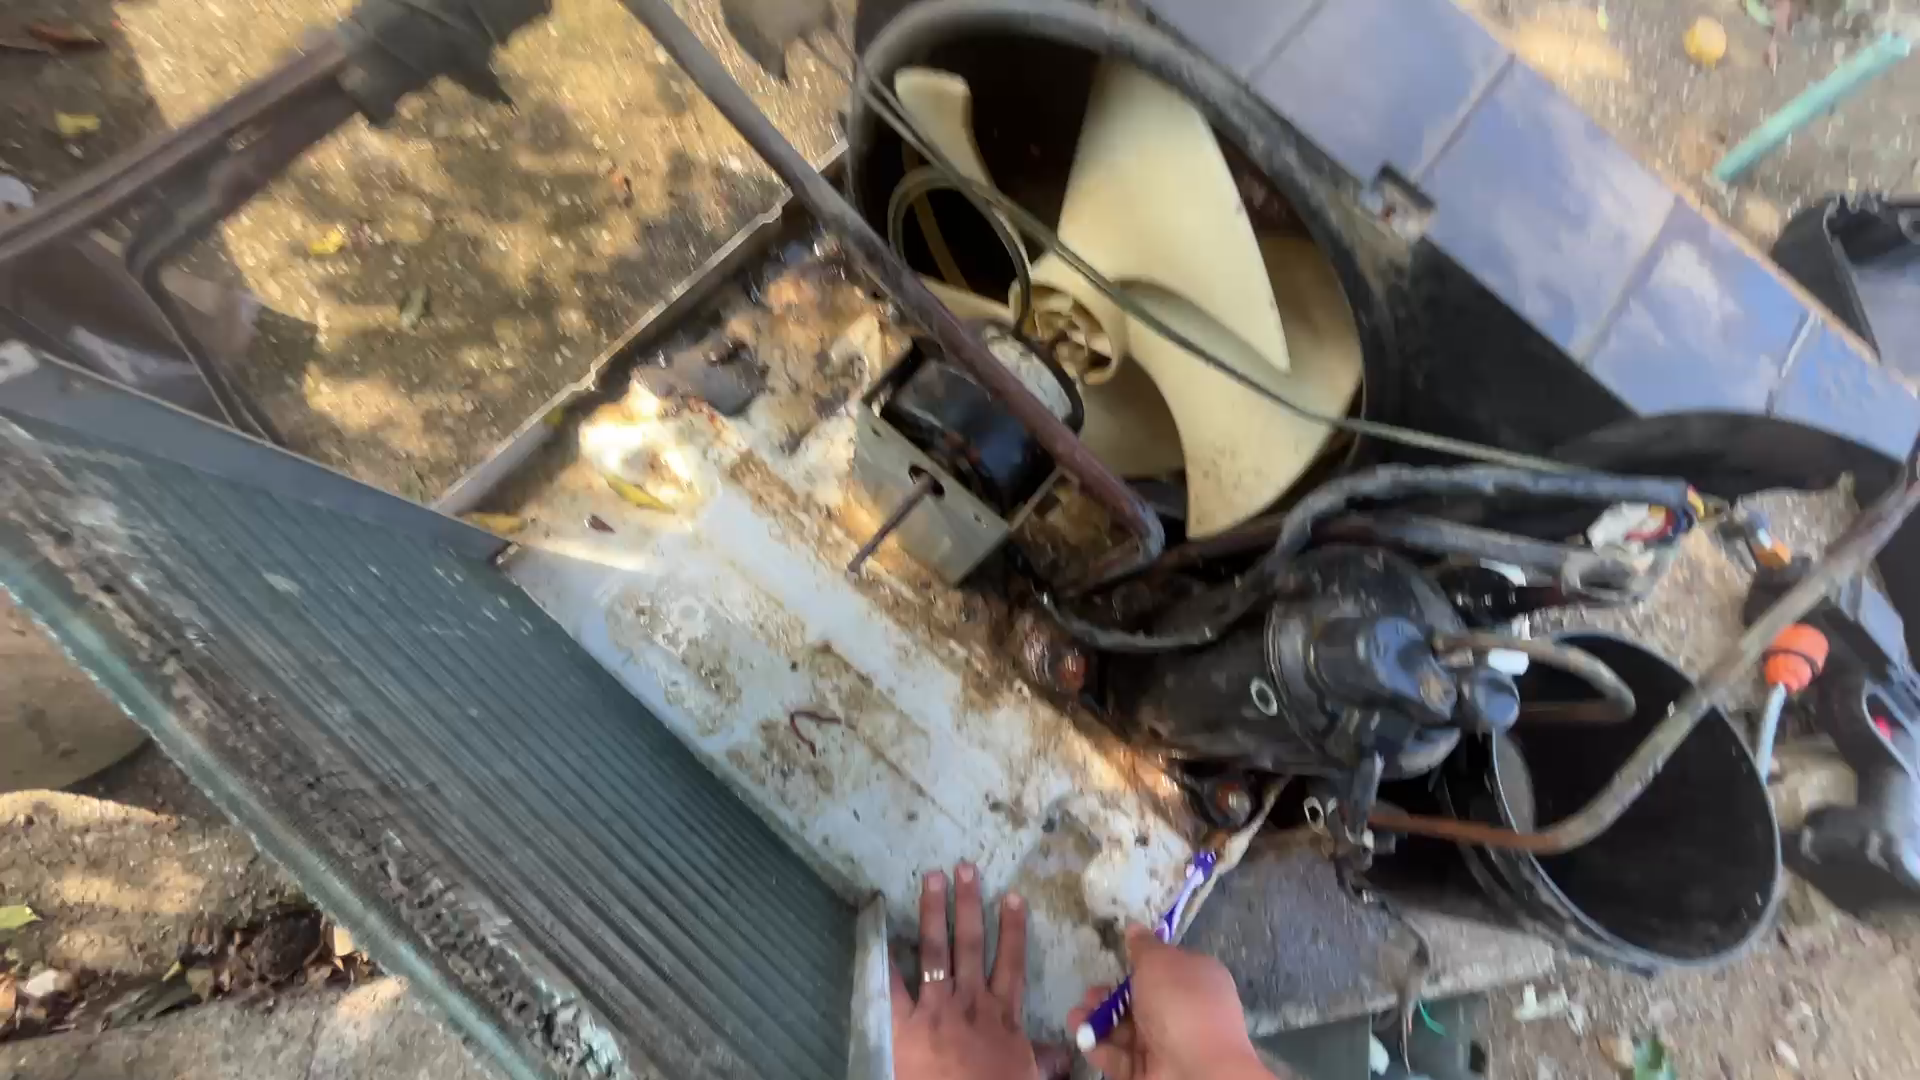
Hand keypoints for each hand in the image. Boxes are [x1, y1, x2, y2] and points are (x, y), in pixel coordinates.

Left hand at [892, 862, 1049, 1079]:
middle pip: (970, 944)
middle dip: (968, 904)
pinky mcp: (904, 1026)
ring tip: (932, 877)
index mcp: (1001, 1017)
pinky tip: (880, 929)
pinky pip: (892, 987)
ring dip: (934, 912)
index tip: (1014, 896)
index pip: (1011, 964)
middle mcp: (970, 1002)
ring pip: (936, 951)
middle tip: (964, 867)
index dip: (1013, 930)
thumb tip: (1067, 1052)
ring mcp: (936, 1010)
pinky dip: (885, 958)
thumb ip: (1043, 1060)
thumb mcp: (1027, 1079)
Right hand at [1066, 926, 1276, 1079]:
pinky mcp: (1152, 1073)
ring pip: (1127, 1028)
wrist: (1197, 1072)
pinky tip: (1083, 1040)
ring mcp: (1169, 1045)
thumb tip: (1134, 926)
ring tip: (1075, 1018)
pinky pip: (1123, 1057)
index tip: (1116, 959)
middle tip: (1088, 993)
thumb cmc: (1180, 1003)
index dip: (1139, 963)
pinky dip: (1102, 1048)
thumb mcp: (1158, 960)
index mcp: (1196, 979)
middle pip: (1140, 999)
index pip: (1166, 966)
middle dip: (1108, 995)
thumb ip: (1143, 945)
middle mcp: (1185, 1011)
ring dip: (1098, 1021)